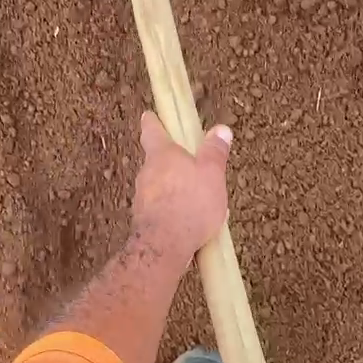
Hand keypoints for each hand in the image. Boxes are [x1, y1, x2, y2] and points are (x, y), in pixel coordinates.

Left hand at [129, 110, 231, 264]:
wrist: (164, 246)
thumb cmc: (189, 204)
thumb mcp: (212, 174)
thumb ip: (215, 152)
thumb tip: (221, 130)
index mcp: (162, 155)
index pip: (152, 130)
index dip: (153, 122)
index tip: (150, 116)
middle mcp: (146, 174)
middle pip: (156, 162)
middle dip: (171, 165)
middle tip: (189, 168)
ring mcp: (141, 200)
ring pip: (157, 189)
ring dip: (173, 192)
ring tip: (195, 204)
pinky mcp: (144, 223)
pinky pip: (159, 212)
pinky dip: (171, 214)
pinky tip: (188, 226)